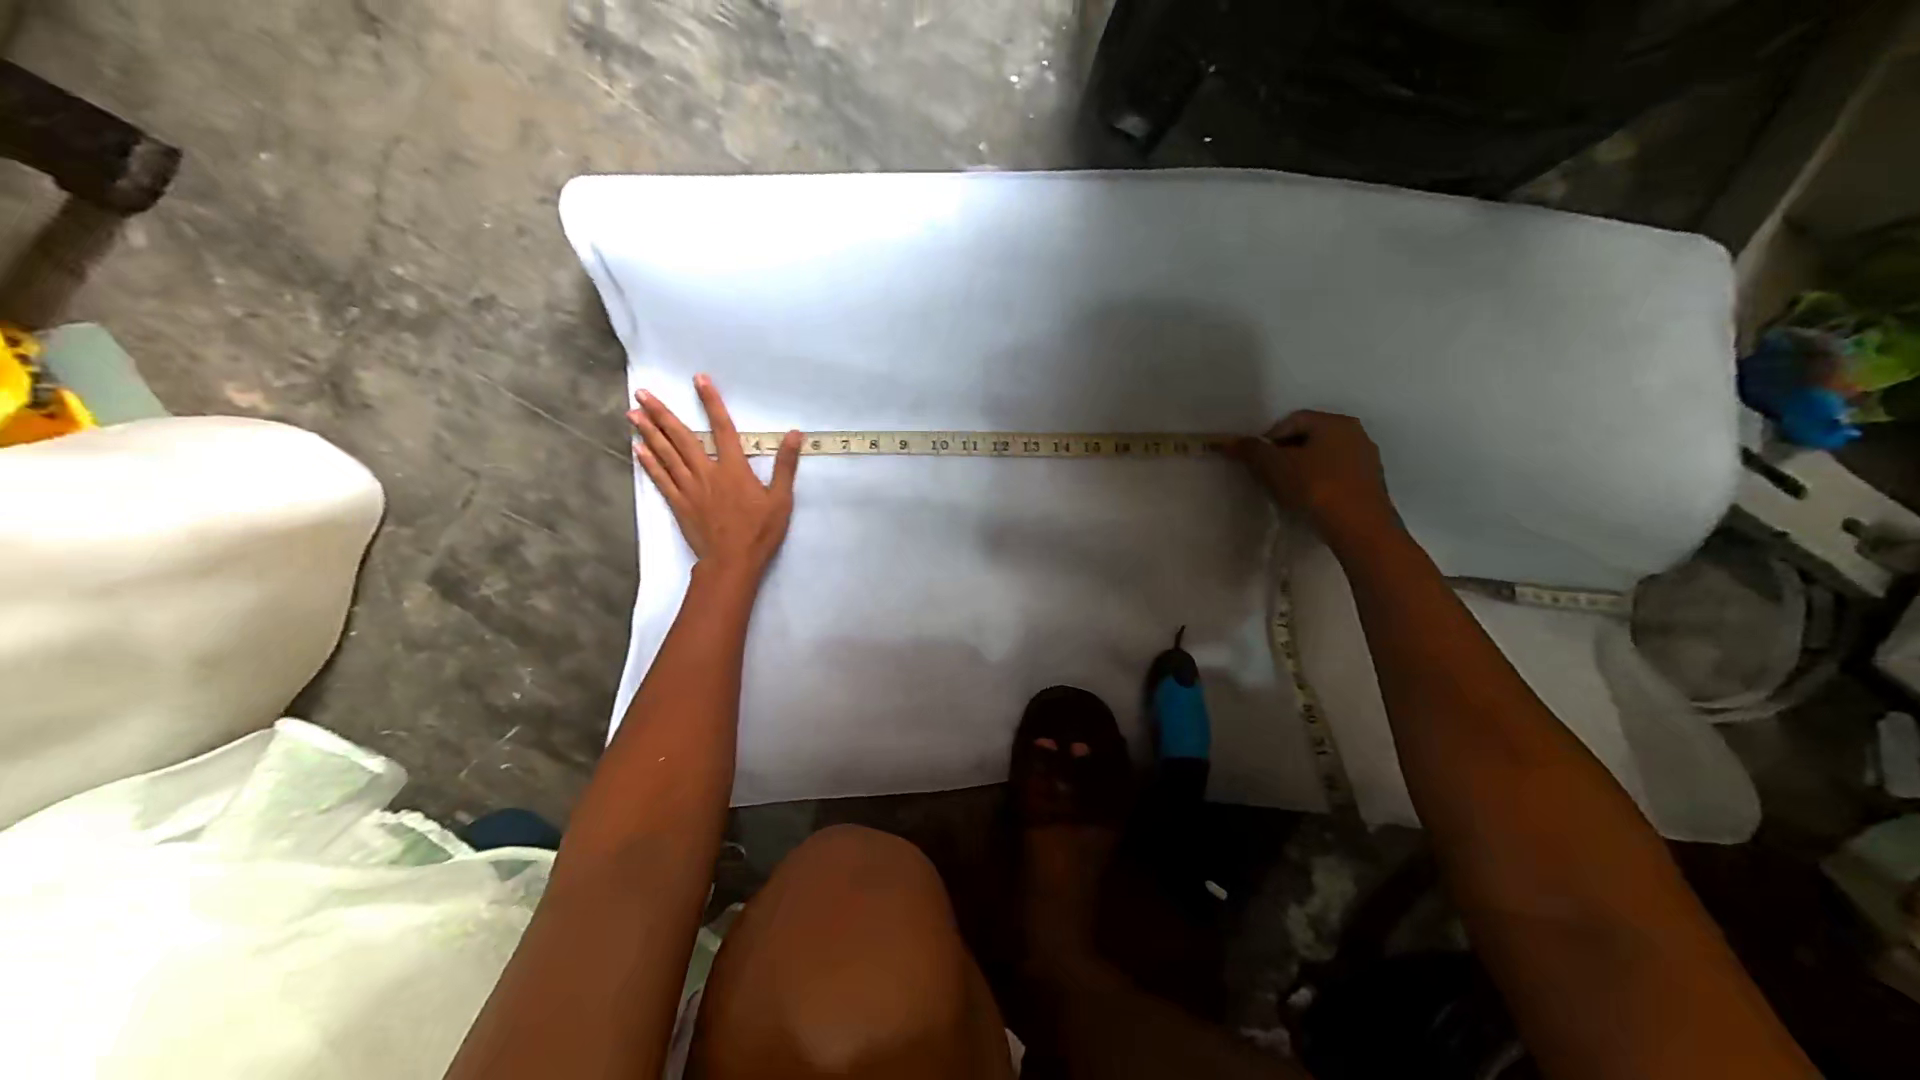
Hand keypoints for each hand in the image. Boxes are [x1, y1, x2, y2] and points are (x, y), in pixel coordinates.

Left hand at [628, 375, 800, 579]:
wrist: (732, 562)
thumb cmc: (760, 532)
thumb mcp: (781, 499)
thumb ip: (785, 465)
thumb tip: (794, 434)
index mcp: (733, 469)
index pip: (722, 427)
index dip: (711, 401)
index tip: (699, 380)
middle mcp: (707, 472)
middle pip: (681, 437)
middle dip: (662, 413)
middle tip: (642, 393)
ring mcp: (689, 488)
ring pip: (665, 454)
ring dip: (649, 432)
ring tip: (633, 413)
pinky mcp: (678, 504)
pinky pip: (660, 478)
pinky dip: (648, 462)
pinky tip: (638, 449)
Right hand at [1230, 411, 1399, 543]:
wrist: (1359, 526)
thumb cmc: (1315, 487)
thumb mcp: (1274, 466)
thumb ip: (1252, 450)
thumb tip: (1232, 441)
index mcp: (1334, 422)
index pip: (1292, 420)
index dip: (1268, 439)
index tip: (1257, 461)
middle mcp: (1355, 433)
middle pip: (1309, 438)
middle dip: (1285, 453)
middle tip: (1270, 475)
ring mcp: (1367, 459)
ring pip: (1324, 457)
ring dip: (1303, 469)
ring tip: (1289, 490)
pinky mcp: (1371, 483)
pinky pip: (1337, 475)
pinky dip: (1320, 482)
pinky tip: (1311, 500)